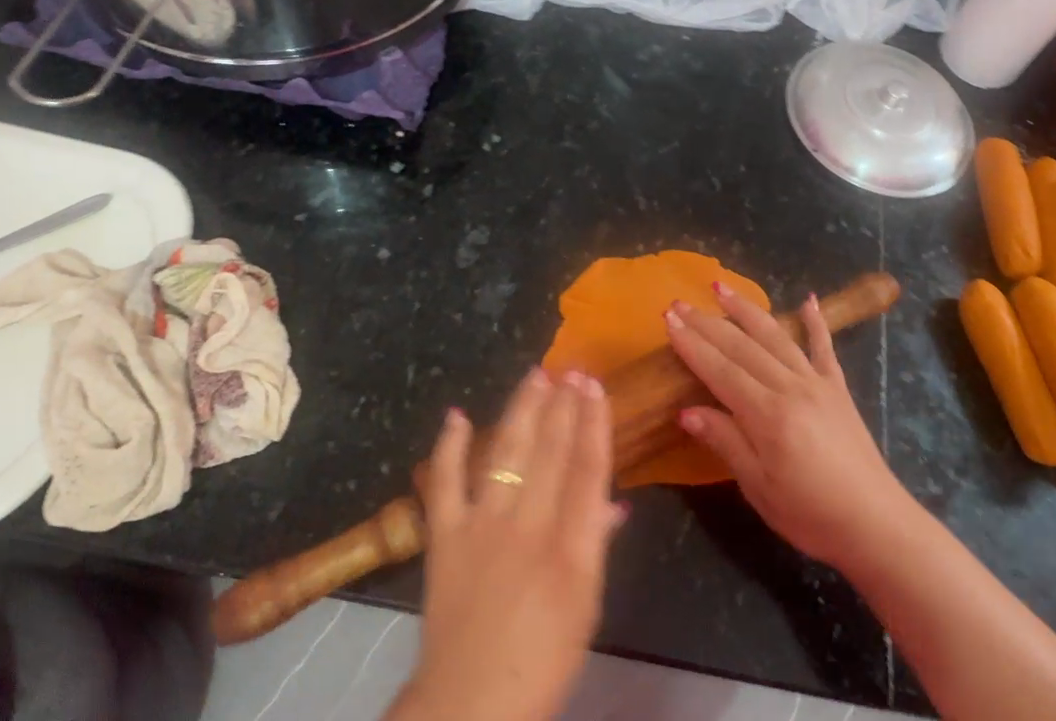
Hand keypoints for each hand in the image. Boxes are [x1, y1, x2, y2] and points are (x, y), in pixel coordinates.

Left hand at [389, 369, 621, 720]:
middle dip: (562, 405)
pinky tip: (456, 415)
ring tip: (535, 376)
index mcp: (571, 547)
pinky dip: (448, 446)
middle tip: (571, 368)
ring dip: (520, 410)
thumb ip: (595, 545)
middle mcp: (529, 526)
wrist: (472, 699)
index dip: (593, 424)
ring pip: (506, 454)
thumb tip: (611, 498)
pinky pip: (444, 482)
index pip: (586, 470)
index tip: (596, 388)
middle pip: (549, 452)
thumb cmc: (543, 657)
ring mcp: (482, 527)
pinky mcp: (444, 536)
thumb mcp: (586, 605)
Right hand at [666, 284, 914, 569]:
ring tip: (722, 289)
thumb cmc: (810, 514)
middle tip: (679, 303)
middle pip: (743, 347)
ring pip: (777, 337)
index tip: (668, 320)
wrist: (876, 524)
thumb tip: (686, 411)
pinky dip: (816, 322)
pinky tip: (809, 300)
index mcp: (767, 414)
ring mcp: (818, 384)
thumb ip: (725, 442)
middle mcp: (792, 388)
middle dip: (708, 323)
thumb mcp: (758, 487)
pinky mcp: (839, 390)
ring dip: (748, 310)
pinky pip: (824, 348)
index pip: (720, 370)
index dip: (692, 344)